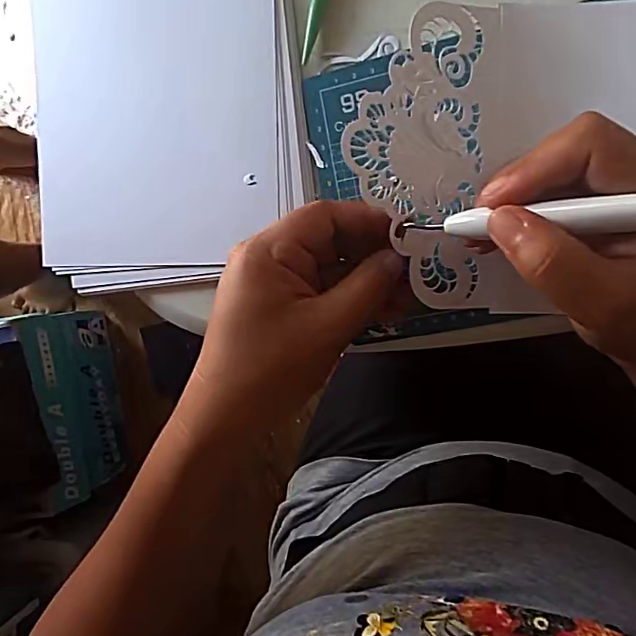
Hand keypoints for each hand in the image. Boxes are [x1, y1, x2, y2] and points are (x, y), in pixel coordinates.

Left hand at [185, 201, 405, 427]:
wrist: (224, 419)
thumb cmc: (268, 372)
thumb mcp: (328, 326)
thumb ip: (368, 286)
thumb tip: (396, 259)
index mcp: (268, 251)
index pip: (324, 216)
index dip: (368, 221)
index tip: (405, 237)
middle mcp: (266, 258)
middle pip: (328, 240)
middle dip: (372, 254)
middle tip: (411, 271)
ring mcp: (271, 283)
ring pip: (327, 267)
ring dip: (365, 280)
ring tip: (405, 296)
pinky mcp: (278, 306)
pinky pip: (319, 290)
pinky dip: (348, 297)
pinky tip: (382, 310)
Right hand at [477, 112, 635, 380]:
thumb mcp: (603, 305)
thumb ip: (555, 263)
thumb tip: (502, 222)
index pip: (592, 147)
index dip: (537, 167)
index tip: (496, 208)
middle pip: (565, 150)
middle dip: (519, 182)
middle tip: (484, 222)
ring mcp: (612, 189)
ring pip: (549, 166)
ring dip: (512, 197)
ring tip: (485, 234)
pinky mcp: (590, 201)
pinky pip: (546, 187)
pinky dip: (516, 209)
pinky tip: (499, 234)